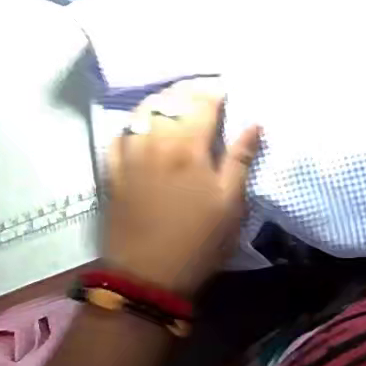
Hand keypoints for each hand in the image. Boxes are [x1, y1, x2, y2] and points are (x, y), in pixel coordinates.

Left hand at [102, 81, 261, 296]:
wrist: (146, 277)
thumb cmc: (198, 242)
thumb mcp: (231, 204)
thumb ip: (240, 159)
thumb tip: (254, 124)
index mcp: (189, 148)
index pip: (201, 101)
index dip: (215, 89)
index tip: (227, 88)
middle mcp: (155, 143)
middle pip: (169, 100)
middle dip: (188, 90)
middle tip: (204, 93)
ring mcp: (129, 156)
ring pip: (141, 111)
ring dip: (161, 101)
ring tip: (176, 105)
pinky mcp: (112, 172)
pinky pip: (120, 134)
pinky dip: (135, 123)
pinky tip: (144, 128)